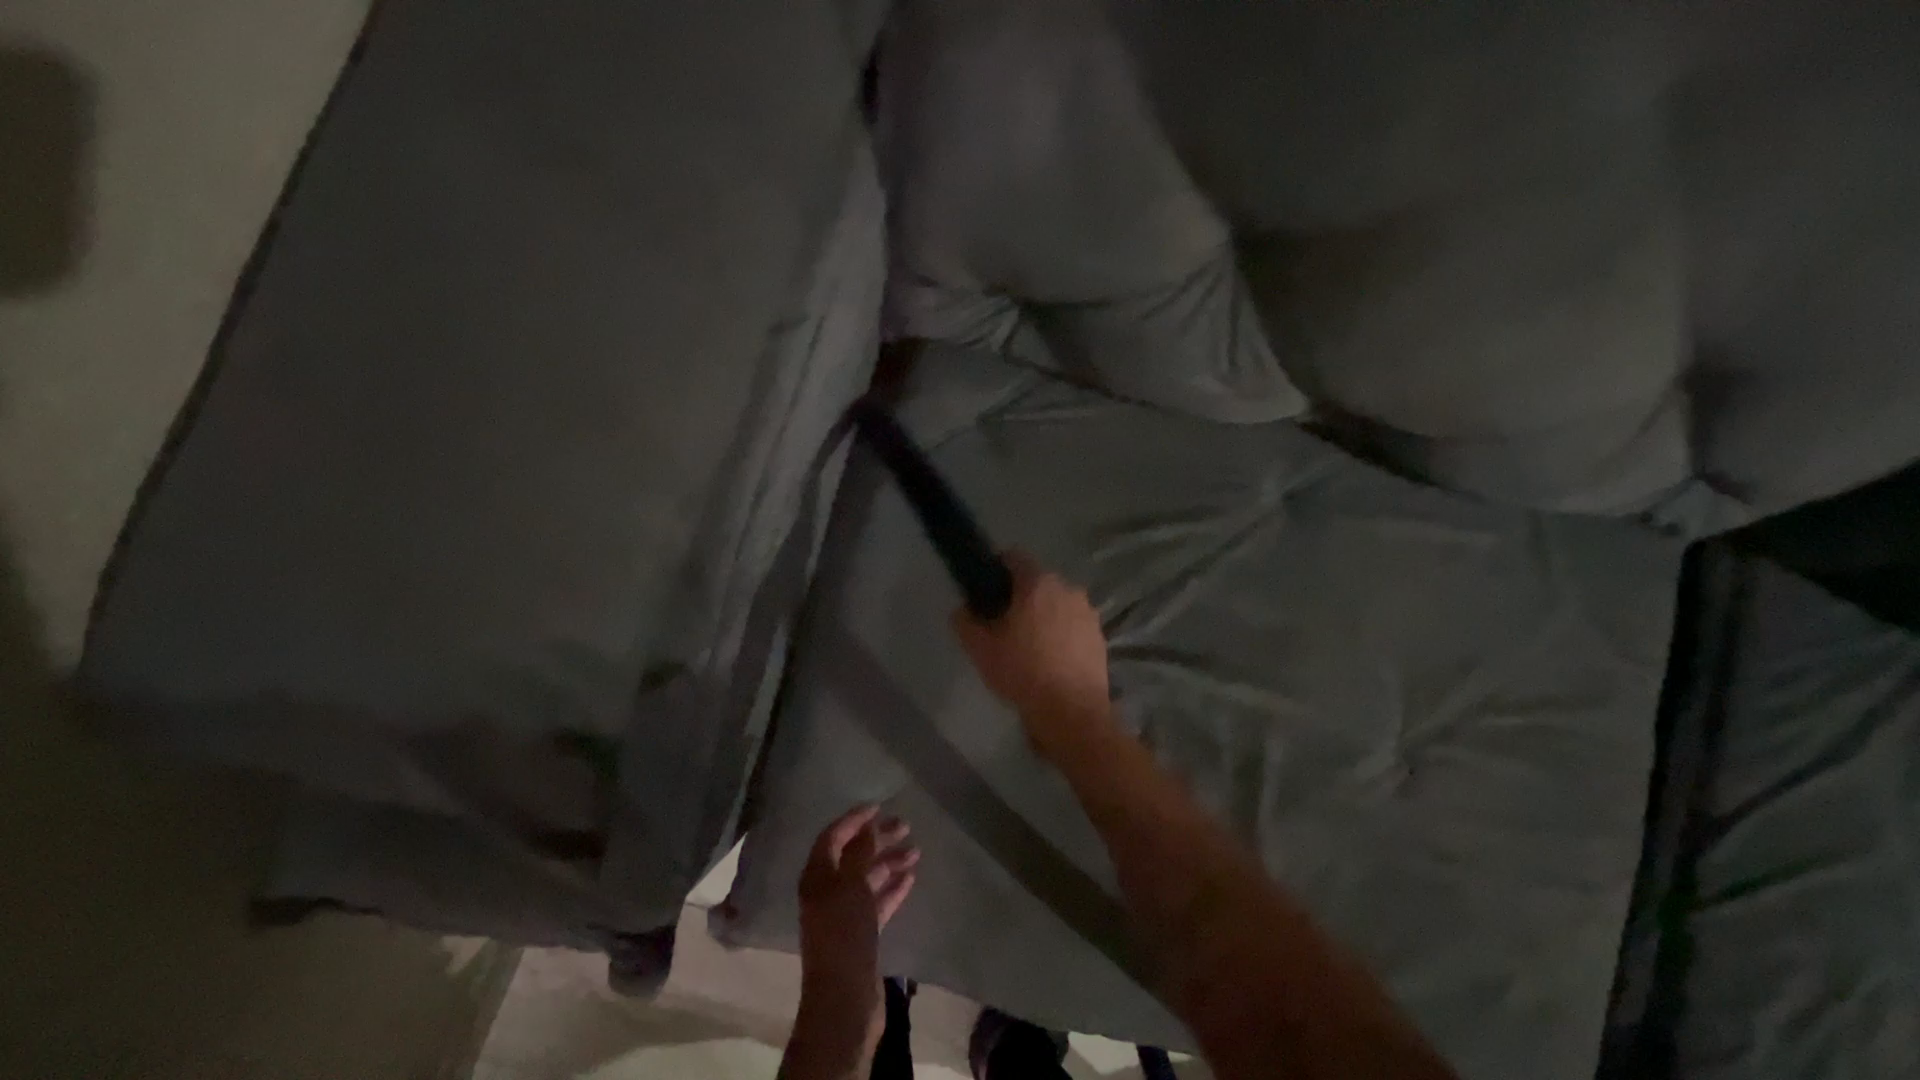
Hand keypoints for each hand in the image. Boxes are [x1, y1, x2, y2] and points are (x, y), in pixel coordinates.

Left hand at [793, 805, 918, 1057]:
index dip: (853, 820)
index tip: (879, 806)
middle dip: (877, 839)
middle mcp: (827, 892)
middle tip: (905, 825)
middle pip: (852, 856)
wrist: (844, 999)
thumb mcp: (851, 888)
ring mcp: (843, 915)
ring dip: (888, 862)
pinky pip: (877, 902)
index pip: (832, 838)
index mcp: (816, 878)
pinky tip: (910, 877)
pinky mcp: (860, 935)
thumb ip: (859, 854)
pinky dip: (892, 888)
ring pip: (867, 879)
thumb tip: (867, 826)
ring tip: (915, 850)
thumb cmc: (844, 936)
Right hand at [952, 550, 1114, 758]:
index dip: (996, 569)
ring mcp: (1088, 613)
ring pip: (1057, 605)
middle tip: (1002, 624)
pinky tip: (1049, 661)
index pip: (1014, 557)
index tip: (985, 590)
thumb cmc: (1022, 672)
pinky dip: (1060, 635)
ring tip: (1027, 647)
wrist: (1072, 712)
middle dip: (1020, 597)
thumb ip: (965, 621)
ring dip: (1042, 616)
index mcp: (1038, 583)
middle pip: (1037, 583)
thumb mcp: (980, 648)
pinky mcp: (1099, 637)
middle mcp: (1068, 589)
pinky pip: (1072, 626)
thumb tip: (964, 610)